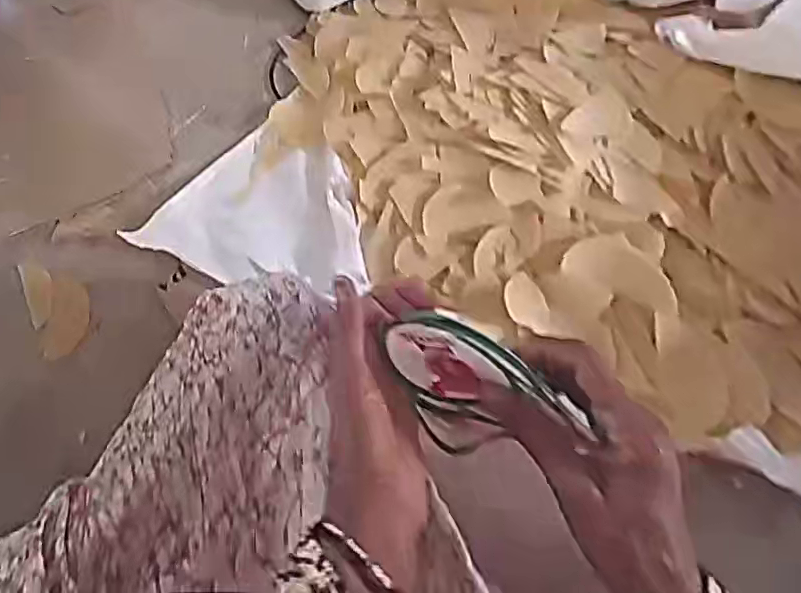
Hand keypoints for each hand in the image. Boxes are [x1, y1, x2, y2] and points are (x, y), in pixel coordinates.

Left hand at [325, 278, 433, 590]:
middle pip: (386, 324)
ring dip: (425, 329)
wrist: (382, 517)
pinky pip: (421, 372)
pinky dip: (436, 357)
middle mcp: (366, 370)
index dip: (387, 295)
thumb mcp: (355, 385)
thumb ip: (349, 335)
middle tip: (439, 305)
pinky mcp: (409, 409)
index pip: (364, 310)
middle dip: (409, 307)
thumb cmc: (365, 450)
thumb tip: (343, 284)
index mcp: (348, 360)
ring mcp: (389, 389)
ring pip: (406, 345)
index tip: (418, 292)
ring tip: (452, 322)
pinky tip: (457, 353)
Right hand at [485, 338, 699, 592]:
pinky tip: (541, 413)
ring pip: (591, 385)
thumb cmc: (622, 547)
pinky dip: (565, 401)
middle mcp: (643, 417)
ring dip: (551, 381)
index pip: (583, 361)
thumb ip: (534, 431)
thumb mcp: (573, 488)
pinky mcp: (639, 444)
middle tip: (502, 373)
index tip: (503, 358)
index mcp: (632, 423)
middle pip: (587, 368)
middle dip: (541, 364)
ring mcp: (644, 430)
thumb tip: (490, 390)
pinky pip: (597, 405)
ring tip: (513, 390)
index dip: (541, 351)